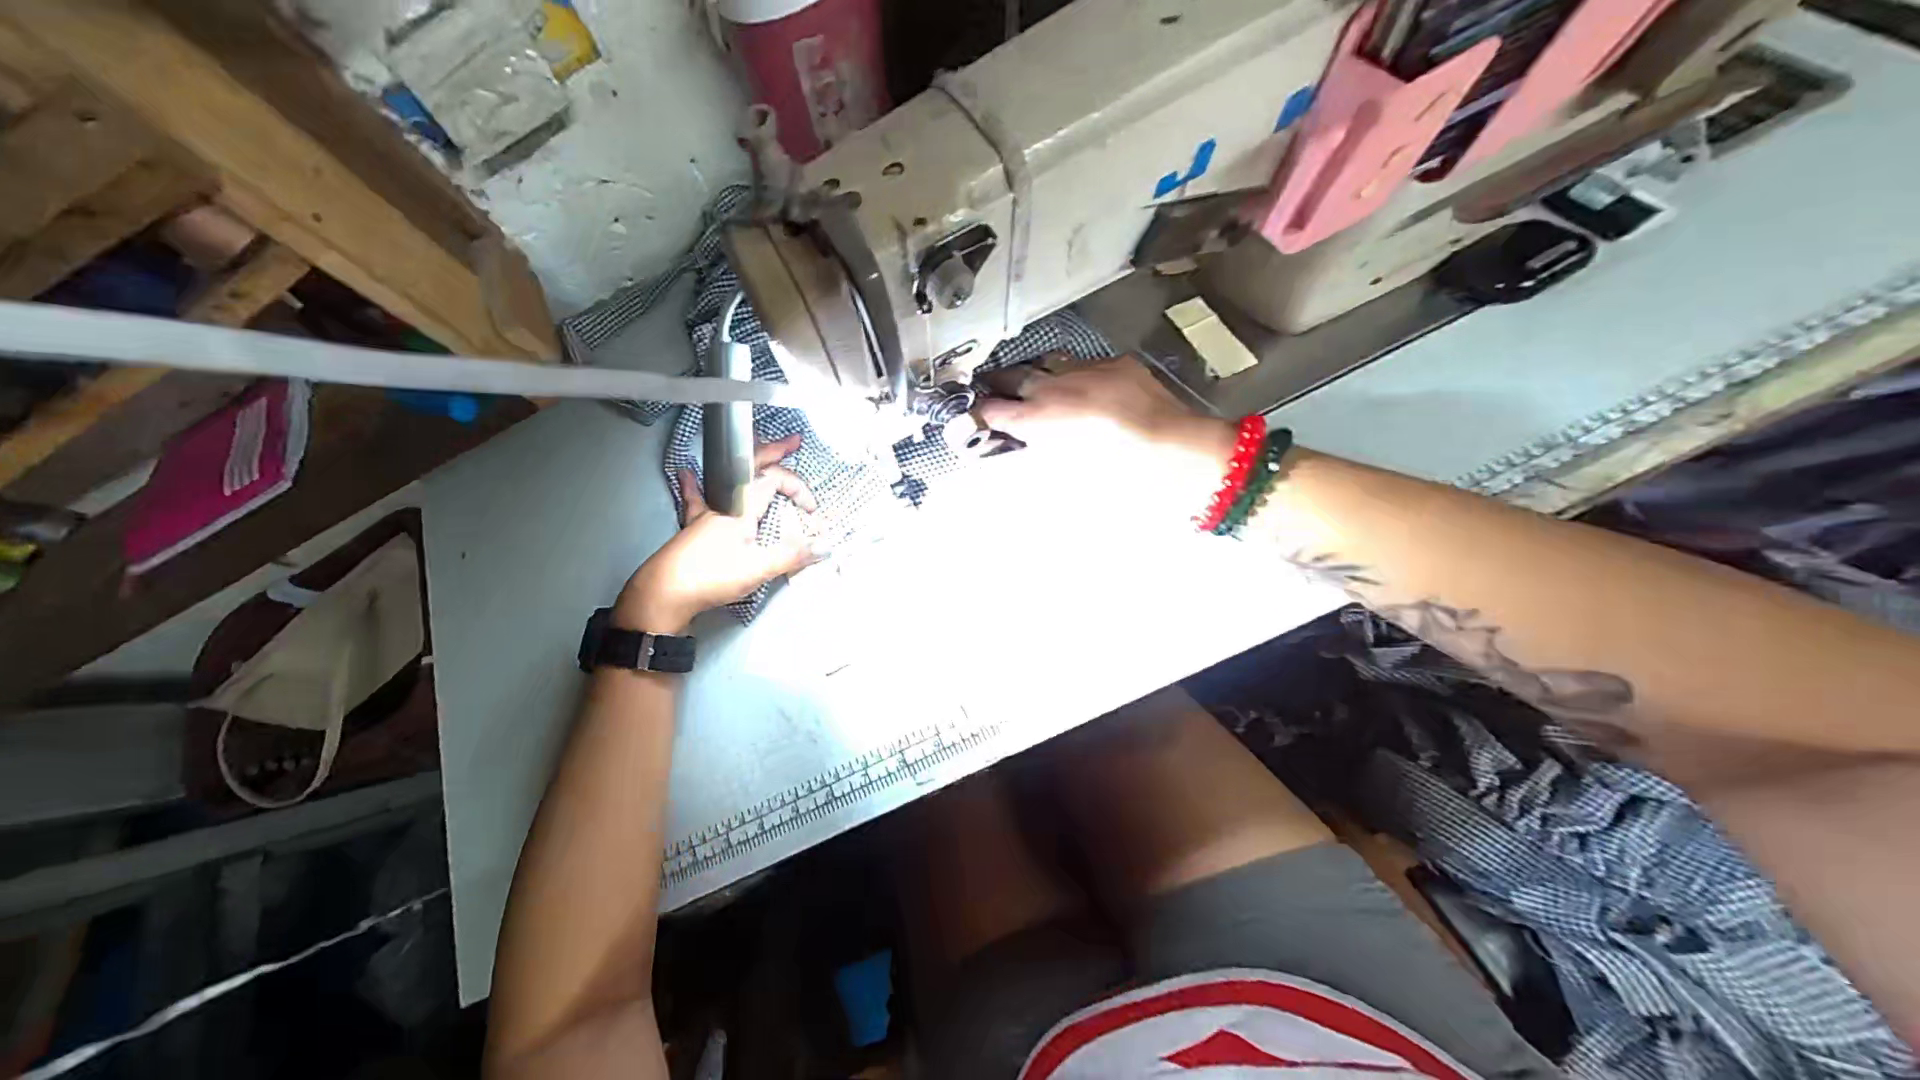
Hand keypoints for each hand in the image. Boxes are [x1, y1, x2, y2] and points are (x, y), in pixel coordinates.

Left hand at [616, 435, 819, 632]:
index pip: (776, 481)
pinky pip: (695, 498)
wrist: (664, 592)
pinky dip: (693, 484)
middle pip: (752, 468)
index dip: (799, 489)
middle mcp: (725, 502)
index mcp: (743, 507)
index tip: (811, 510)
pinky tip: (684, 473)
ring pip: (727, 477)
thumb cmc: (711, 576)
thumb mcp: (759, 568)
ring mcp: (707, 512)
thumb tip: (825, 547)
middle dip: (774, 452)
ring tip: (751, 445)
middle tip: (792, 441)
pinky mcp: (693, 527)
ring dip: (744, 462)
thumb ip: (793, 555)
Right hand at [976, 356, 1235, 521]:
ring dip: (1039, 377)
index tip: (976, 418)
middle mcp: (1057, 386)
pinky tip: (1089, 394)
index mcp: (1039, 420)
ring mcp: (1088, 369)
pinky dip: (1079, 377)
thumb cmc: (1123, 480)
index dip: (979, 414)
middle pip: (1013, 376)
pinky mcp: (1117, 363)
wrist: (1180, 456)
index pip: (991, 409)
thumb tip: (1017, 452)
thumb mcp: (1066, 480)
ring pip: (1049, 363)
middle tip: (997, 397)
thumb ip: (1033, 460)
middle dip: (1001, 387)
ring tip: (1041, 393)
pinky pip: (1086, 364)